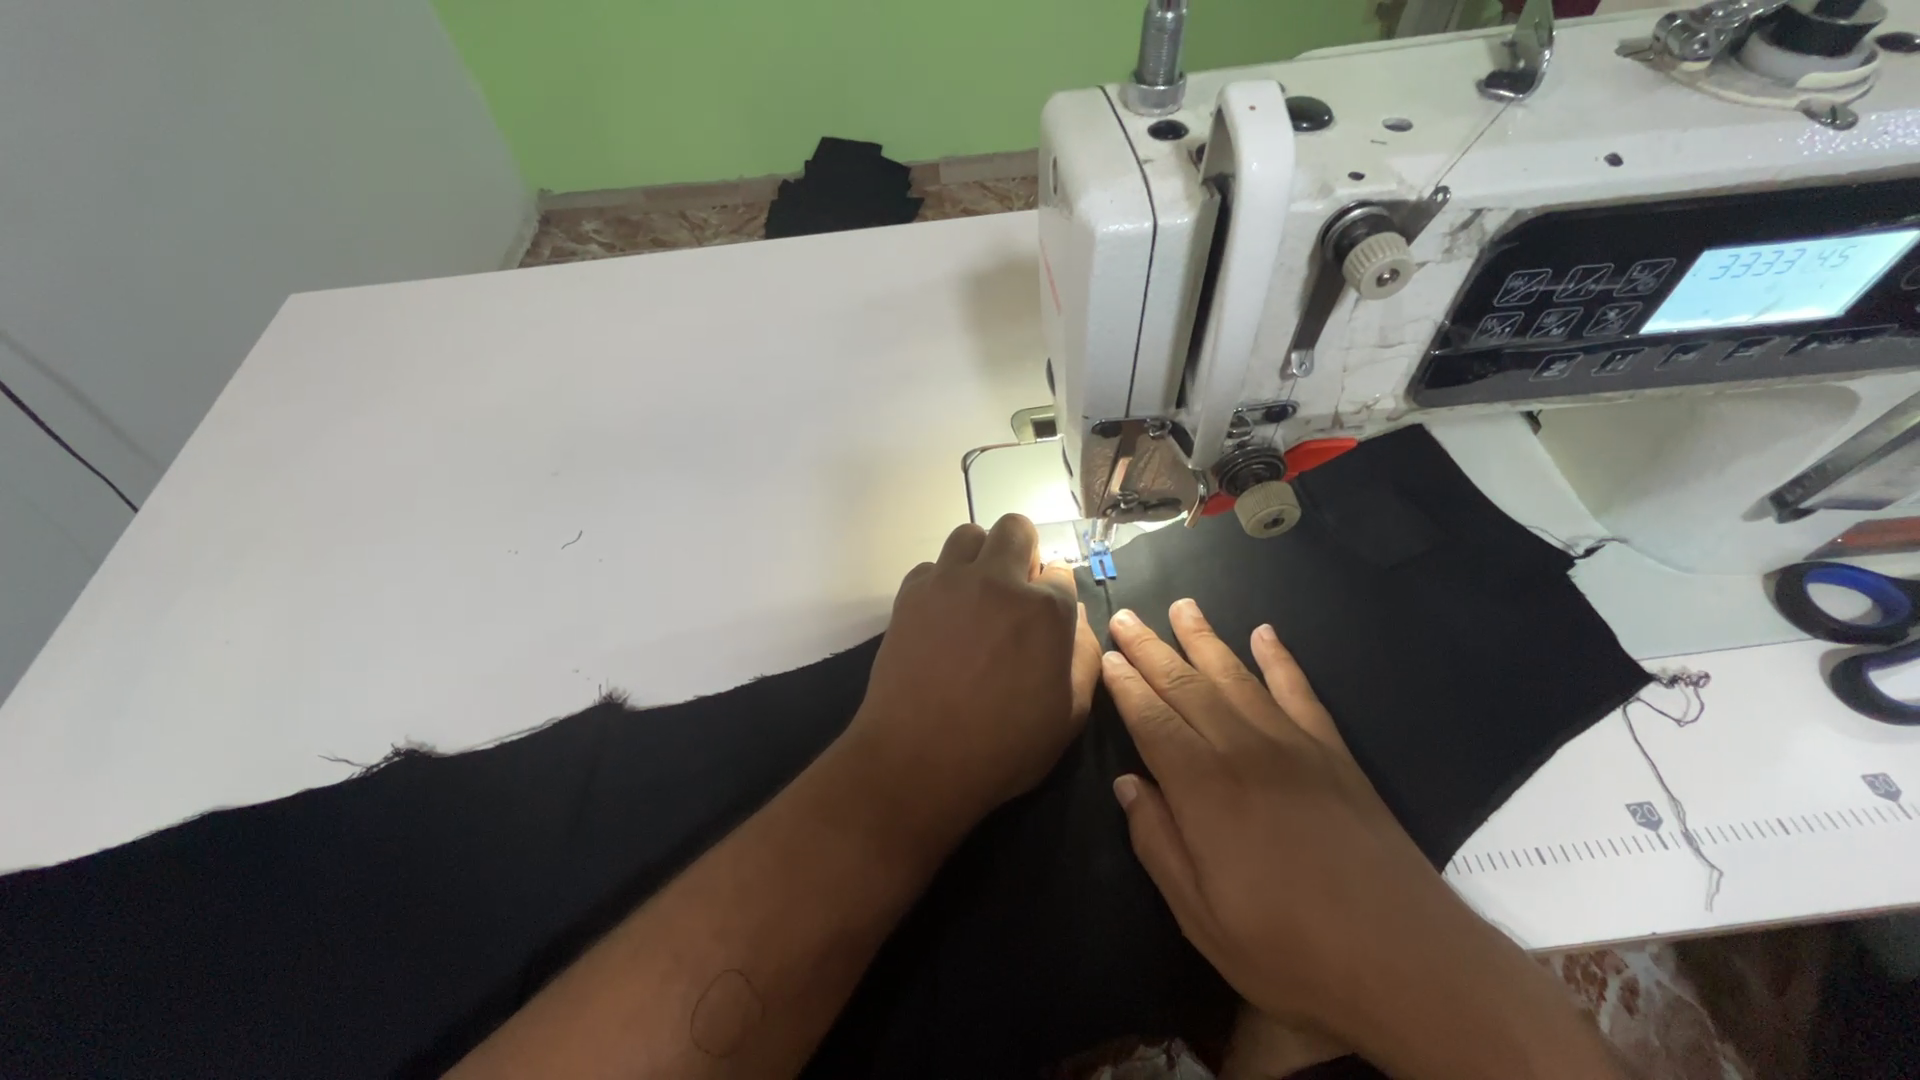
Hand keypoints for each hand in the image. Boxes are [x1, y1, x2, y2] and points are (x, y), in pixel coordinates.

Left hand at [847, 515, 1101, 833]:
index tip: (1046, 619)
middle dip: (1022, 552)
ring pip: (969, 535)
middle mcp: (999, 581)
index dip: (1056, 596)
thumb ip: (1084, 658)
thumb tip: (1078, 619)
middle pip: (1016, 529)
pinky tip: (940, 618)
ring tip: (976, 595)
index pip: (1062, 573)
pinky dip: (940, 583)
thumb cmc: (1003, 748)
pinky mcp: (910, 594)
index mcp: (1046, 610)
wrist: (917, 759)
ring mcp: (949, 583)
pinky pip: (930, 567)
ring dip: (979, 556)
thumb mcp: (1070, 716)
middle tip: (1015, 591)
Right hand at [1103, 600, 1623, 1079]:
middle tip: (1126, 616)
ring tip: (1183, 606)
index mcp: (1204, 790)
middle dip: (1152, 649)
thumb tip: (1126, 785)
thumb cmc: (1289, 948)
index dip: (1126, 687)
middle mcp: (1244, 751)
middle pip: (1188, 687)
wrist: (1406, 958)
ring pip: (1238, 677)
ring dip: (1206, 640)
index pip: (1152, 721)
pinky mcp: (1335, 754)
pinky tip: (1265, 633)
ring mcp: (1295, 746)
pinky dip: (1280, 659)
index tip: (1107, 656)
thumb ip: (1157, 843)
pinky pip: (1300, 692)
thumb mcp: (1200, 915)